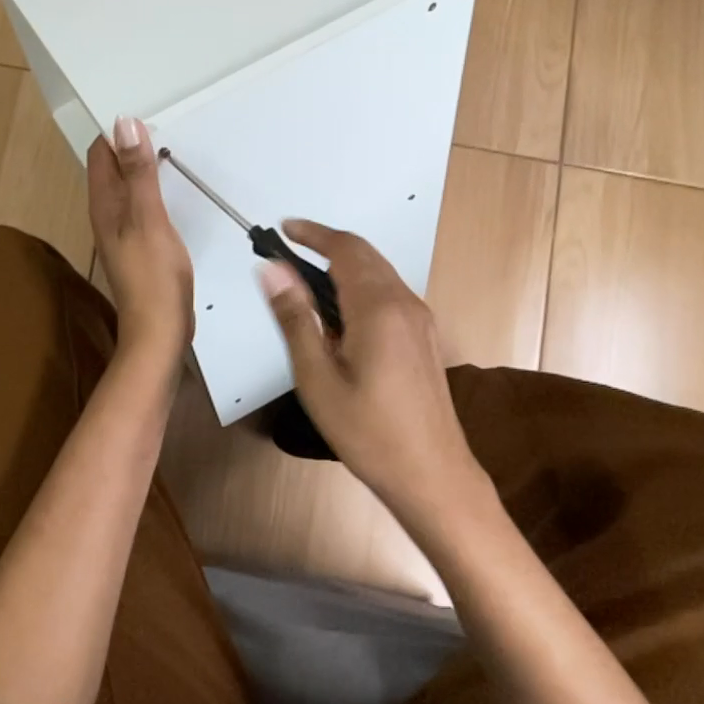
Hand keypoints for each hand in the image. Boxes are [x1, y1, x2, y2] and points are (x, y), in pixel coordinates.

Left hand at [88, 117, 193, 359]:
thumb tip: (124, 124)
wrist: (160, 329)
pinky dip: (152, 190)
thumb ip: (138, 172)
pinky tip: (171, 191)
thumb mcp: (148, 217)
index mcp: (104, 205)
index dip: (116, 131)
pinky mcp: (140, 247)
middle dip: (129, 145)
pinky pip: (141, 206)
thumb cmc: (153, 275)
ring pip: (127, 188)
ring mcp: (123, 232)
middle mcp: (107, 215)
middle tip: (160, 125)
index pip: (100, 154)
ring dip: (141, 167)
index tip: (143, 114)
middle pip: (112, 169)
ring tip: (167, 149)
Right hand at [260, 220, 478, 502]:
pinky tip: (337, 316)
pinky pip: (388, 294)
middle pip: (365, 255)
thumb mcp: (318, 378)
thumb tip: (272, 270)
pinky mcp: (424, 338)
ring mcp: (420, 320)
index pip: (345, 249)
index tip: (283, 229)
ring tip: (304, 282)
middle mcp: (405, 304)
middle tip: (287, 250)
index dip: (313, 234)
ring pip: (378, 273)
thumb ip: (295, 318)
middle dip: (326, 244)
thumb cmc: (367, 431)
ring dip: (343, 265)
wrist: (432, 474)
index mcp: (378, 308)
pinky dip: (359, 286)